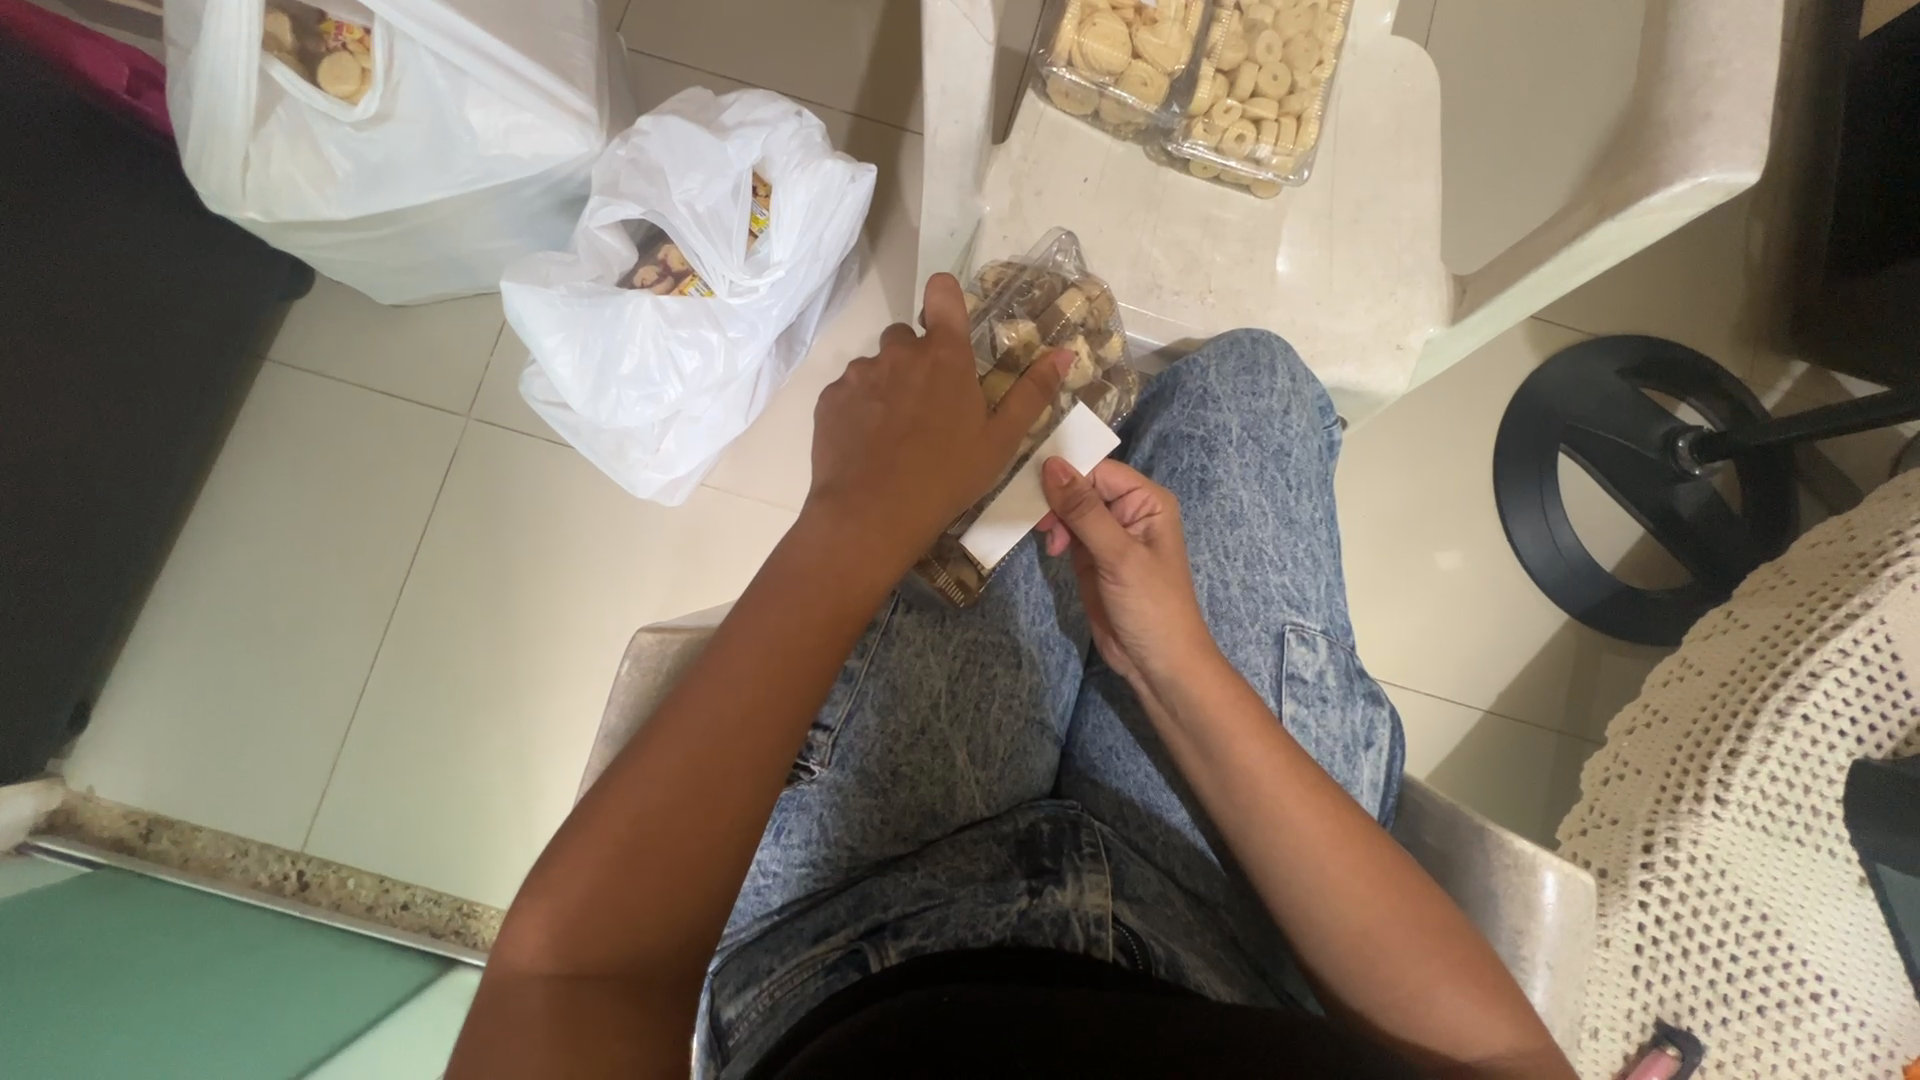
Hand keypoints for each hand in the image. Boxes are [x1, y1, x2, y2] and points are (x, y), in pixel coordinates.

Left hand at [805, 273, 1067, 566]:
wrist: (872, 513)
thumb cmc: (947, 477)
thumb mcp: (1000, 442)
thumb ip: (1032, 393)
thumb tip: (1063, 353)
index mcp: (945, 355)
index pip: (943, 292)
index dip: (945, 300)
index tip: (948, 327)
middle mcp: (899, 352)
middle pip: (906, 337)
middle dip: (916, 362)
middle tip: (927, 409)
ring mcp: (859, 374)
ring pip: (876, 367)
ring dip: (886, 388)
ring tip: (894, 435)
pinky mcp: (830, 398)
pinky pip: (848, 393)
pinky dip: (858, 411)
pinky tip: (868, 446)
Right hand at [1037, 459, 1215, 689]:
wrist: (1157, 663)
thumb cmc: (1151, 606)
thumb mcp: (1118, 555)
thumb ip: (1084, 510)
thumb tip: (1051, 464)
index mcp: (1147, 501)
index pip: (1100, 471)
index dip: (1068, 475)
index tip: (1036, 488)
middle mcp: (1129, 512)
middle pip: (1082, 487)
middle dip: (1057, 499)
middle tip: (1040, 523)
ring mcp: (1109, 536)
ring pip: (1071, 510)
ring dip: (1053, 519)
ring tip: (1049, 543)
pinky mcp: (1092, 558)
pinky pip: (1067, 533)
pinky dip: (1054, 536)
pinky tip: (1051, 549)